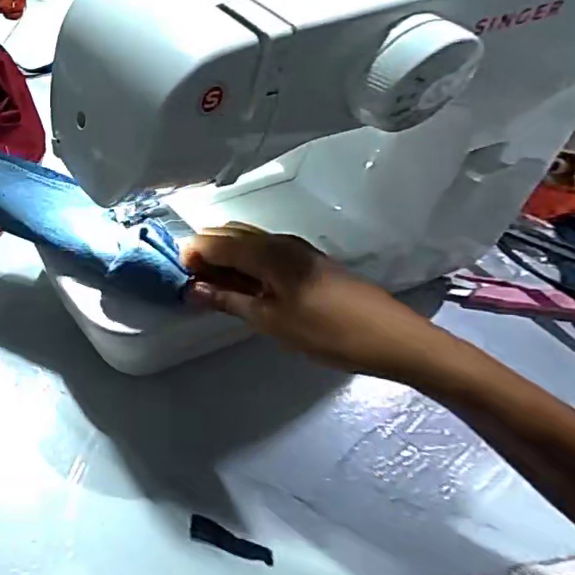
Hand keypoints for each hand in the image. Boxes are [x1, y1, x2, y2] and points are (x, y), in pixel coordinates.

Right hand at [182, 223, 451, 380]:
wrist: (395, 340)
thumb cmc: (328, 332)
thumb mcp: (271, 321)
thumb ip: (228, 300)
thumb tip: (191, 289)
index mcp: (266, 251)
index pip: (212, 241)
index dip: (189, 256)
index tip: (178, 279)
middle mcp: (278, 241)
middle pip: (227, 234)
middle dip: (203, 254)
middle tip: (194, 285)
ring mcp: (296, 249)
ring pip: (245, 241)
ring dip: (224, 258)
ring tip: (216, 288)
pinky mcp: (308, 261)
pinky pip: (263, 250)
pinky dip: (245, 263)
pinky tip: (246, 287)